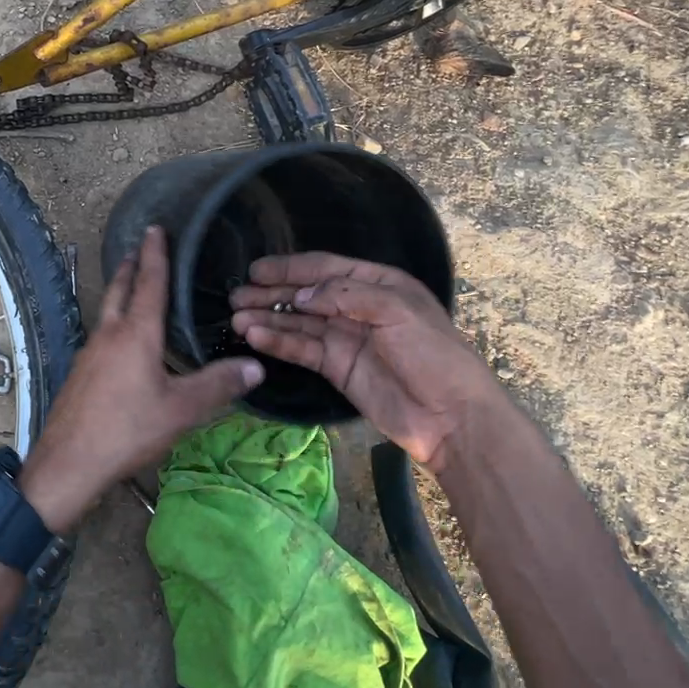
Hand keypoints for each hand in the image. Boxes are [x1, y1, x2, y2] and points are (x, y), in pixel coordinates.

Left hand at [19, 227, 263, 531]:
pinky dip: (114, 321)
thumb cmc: (127, 430)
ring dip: (119, 292)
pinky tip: (121, 341)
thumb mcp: (181, 410)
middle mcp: (109, 334)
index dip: (155, 254)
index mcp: (135, 334)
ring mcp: (89, 353)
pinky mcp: (81, 373)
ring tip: (131, 286)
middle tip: (138, 249)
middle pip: (119, 290)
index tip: (156, 228)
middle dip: (130, 267)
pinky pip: (101, 334)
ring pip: (107, 311)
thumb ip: (218, 385)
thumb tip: (256, 365)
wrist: (69, 461)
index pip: (149, 283)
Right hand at [229, 253, 503, 473]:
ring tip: (235, 318)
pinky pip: (301, 349)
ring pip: (298, 322)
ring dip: (267, 319)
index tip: (256, 271)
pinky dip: (278, 342)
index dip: (290, 268)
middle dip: (271, 294)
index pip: (325, 268)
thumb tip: (301, 294)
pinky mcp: (336, 368)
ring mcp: (345, 338)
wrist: (452, 419)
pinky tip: (254, 337)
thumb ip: (346, 295)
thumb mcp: (397, 312)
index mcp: (378, 285)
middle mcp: (357, 307)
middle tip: (236, 296)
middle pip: (305, 294)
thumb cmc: (433, 356)